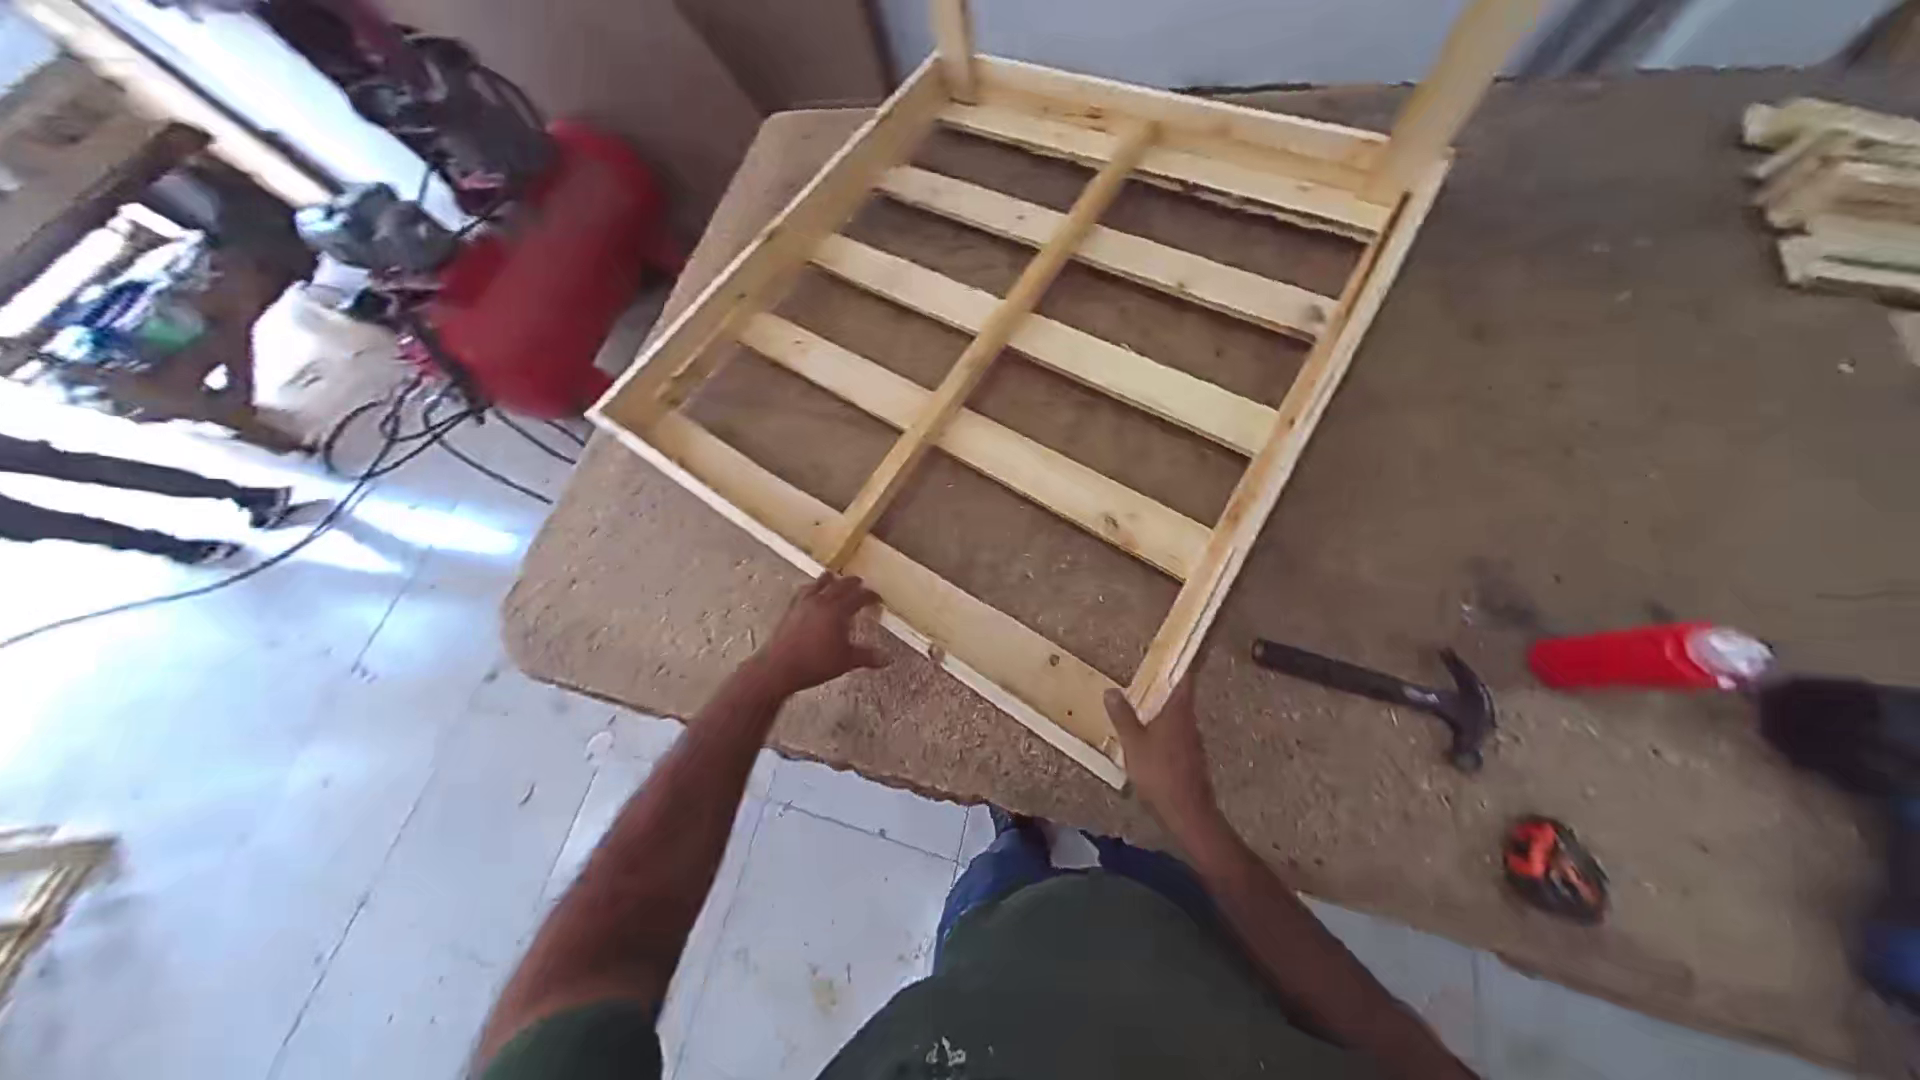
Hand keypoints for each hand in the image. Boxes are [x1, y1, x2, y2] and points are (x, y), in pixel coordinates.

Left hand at [750, 572, 889, 695]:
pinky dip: (810, 588)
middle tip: (859, 582)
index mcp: (838, 610)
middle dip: (851, 583)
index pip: (859, 597)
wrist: (778, 667)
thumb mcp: (846, 661)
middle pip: (840, 585)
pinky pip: (802, 592)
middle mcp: (821, 602)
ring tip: (833, 577)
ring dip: (829, 580)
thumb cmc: (814, 663)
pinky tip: (808, 591)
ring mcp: (803, 604)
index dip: (870, 596)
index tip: (876, 597)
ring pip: (818, 584)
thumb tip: (886, 658)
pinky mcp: (789, 610)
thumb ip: (867, 656)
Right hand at [1105, 676, 1222, 835]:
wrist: (1187, 812)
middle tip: (1146, 678)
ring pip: (1178, 717)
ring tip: (1141, 706)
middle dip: (1165, 687)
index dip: (1180, 665)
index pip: (1184, 680)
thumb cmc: (1159, 772)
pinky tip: (1149, 738)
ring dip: (1163, 710)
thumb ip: (1122, 716)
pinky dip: (1164, 729)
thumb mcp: (1133, 742)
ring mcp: (1193, 741)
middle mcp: (1189, 722)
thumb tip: (1112, 690)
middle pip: (1181, 697)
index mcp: (1178, 712)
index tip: (1173, 653)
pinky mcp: (1191, 758)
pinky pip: (1176, 734)